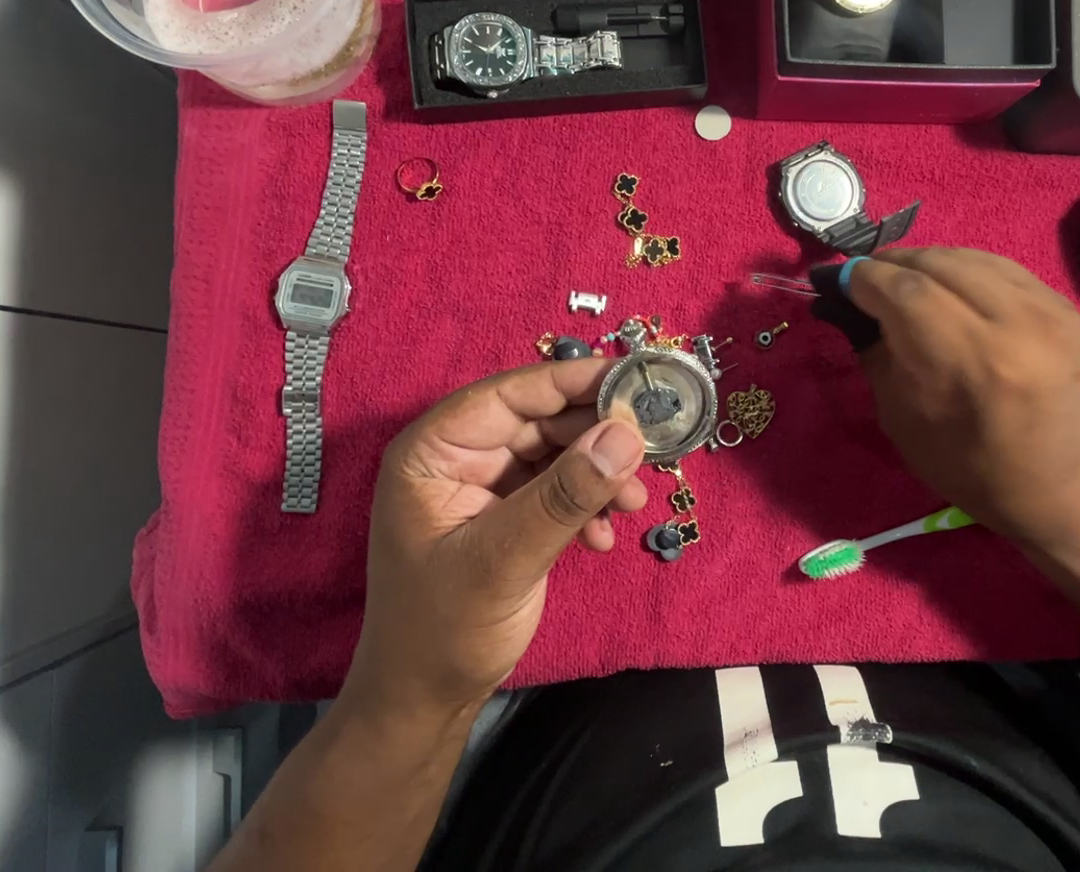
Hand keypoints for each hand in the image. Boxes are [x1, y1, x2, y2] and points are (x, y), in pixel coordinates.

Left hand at [346, 359, 647, 716]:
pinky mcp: (510, 513)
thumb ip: (565, 496)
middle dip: (595, 434)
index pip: (509, 394)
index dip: (571, 381)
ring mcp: (486, 485)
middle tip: (652, 446)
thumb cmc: (443, 630)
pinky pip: (560, 488)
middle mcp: (460, 457)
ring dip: (599, 473)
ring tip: (634, 501)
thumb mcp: (504, 560)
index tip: (634, 379)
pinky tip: (605, 534)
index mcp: (435, 451)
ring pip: (557, 453)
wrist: (426, 700)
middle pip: (540, 420)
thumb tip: (627, 435)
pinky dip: (589, 504)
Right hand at [846, 248, 1079, 554]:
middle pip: (934, 264)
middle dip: (888, 265)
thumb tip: (847, 307)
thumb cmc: (973, 471)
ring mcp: (1046, 309)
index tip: (836, 281)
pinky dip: (960, 267)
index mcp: (970, 361)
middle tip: (860, 277)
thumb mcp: (903, 421)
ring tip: (896, 276)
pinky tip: (942, 282)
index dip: (862, 278)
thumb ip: (877, 355)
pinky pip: (998, 266)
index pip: (903, 291)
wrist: (1067, 491)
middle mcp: (1013, 323)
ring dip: (922, 261)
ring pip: (967, 256)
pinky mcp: (1063, 305)